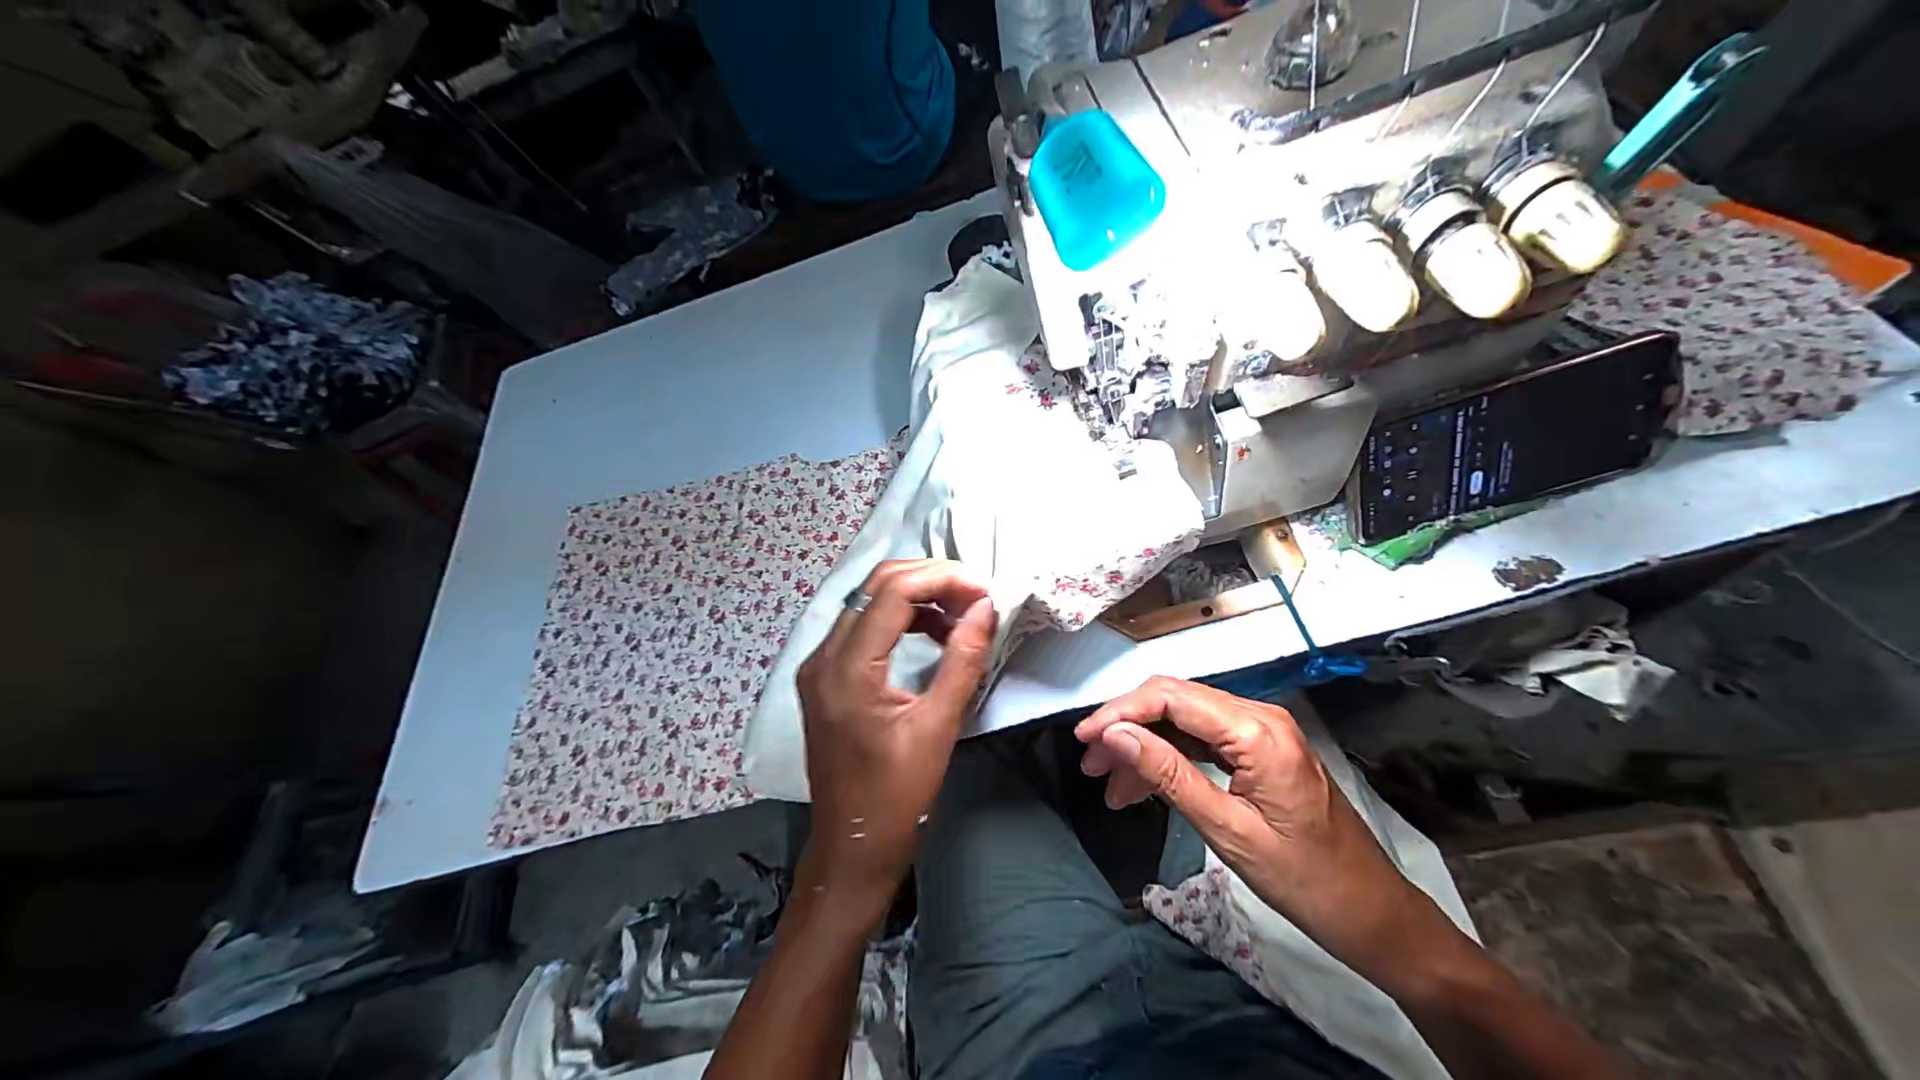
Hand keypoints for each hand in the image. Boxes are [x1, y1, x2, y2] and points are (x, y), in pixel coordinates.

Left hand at [796, 559, 996, 912]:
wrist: (852, 846)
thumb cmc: (896, 797)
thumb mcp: (938, 727)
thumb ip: (963, 660)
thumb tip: (986, 608)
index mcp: (846, 669)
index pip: (893, 593)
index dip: (942, 579)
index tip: (984, 590)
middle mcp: (822, 657)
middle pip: (875, 586)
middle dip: (929, 579)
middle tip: (975, 596)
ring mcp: (818, 666)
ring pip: (868, 602)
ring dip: (916, 597)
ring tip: (961, 614)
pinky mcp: (824, 677)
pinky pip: (862, 627)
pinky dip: (900, 619)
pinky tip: (933, 634)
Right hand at [1075, 677, 1438, 977]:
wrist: (1373, 913)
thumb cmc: (1307, 881)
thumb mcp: (1228, 831)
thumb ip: (1168, 774)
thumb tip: (1116, 735)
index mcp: (1257, 732)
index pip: (1170, 698)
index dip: (1120, 713)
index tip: (1085, 739)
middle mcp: (1259, 718)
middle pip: (1174, 703)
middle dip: (1126, 729)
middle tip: (1091, 765)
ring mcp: (1260, 733)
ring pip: (1182, 723)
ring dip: (1143, 748)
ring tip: (1110, 785)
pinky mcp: (1259, 751)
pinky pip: (1201, 742)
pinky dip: (1168, 760)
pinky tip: (1141, 787)